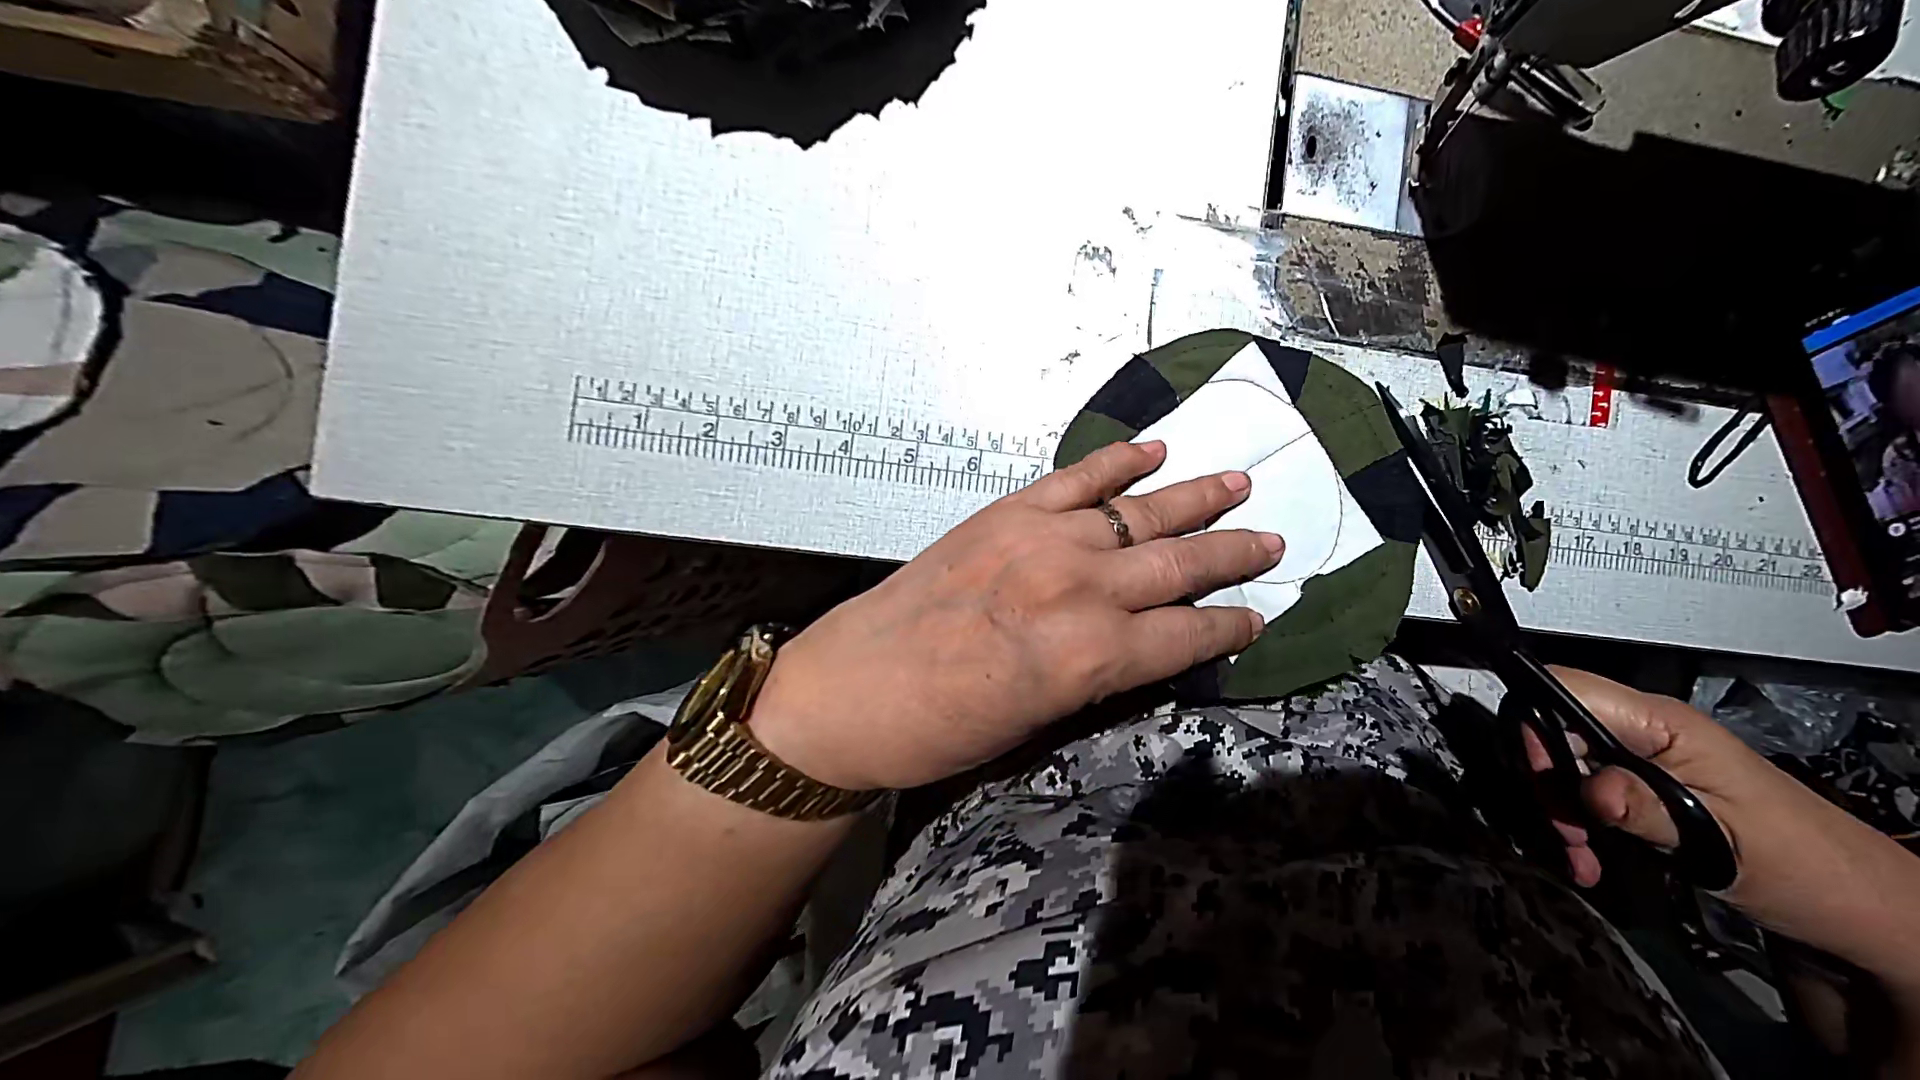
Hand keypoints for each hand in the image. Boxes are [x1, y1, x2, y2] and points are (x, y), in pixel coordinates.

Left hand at [745, 440, 1284, 791]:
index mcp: (1089, 656)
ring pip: (1138, 514)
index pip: (1187, 635)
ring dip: (1194, 499)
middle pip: (1177, 565)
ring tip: (1238, 484)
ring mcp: (1039, 541)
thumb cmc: (939, 730)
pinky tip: (1151, 451)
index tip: (1258, 616)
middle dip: (1232, 556)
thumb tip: (1144, 646)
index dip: (1229, 626)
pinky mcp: (1003, 515)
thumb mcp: (1035, 723)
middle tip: (1273, 543)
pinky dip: (1115, 463)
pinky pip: (1074, 480)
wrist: (848, 690)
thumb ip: (1097, 675)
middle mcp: (1076, 588)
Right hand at [1539, 669, 1919, 992]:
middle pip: (1552, 730)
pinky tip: (1589, 858)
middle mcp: (1644, 731)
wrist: (1866, 911)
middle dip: (1547, 781)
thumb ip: (1646, 809)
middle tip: (1568, 828)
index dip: (1534, 720)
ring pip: (1562, 766)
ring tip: (1581, 853)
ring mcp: (1641, 758)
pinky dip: (1578, 825)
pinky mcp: (1640, 785)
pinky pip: (1584, 791)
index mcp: (1662, 725)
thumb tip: (1589, 789)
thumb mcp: (1725, 841)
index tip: (1542, 774)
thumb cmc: (1809, 867)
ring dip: (1561, 811)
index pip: (1563, 687)